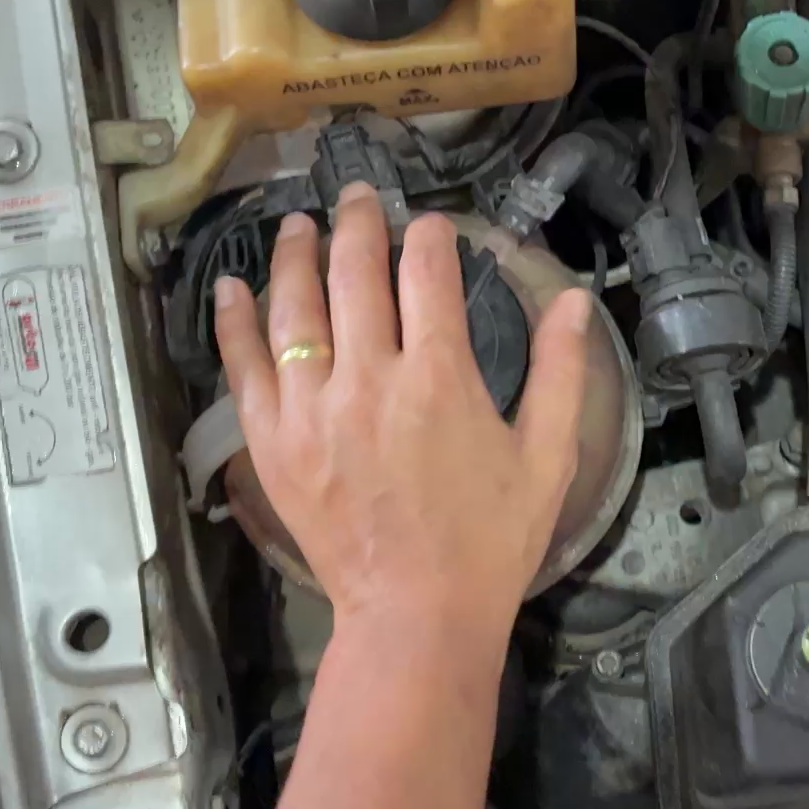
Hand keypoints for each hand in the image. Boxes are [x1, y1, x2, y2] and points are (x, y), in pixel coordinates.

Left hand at [212, 182, 591, 656]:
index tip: (435, 225)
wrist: (418, 613)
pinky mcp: (274, 442)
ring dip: (299, 254)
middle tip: (362, 195)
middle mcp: (368, 377)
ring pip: (293, 307)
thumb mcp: (549, 457)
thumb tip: (574, 302)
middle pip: (354, 274)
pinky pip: (244, 366)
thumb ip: (560, 372)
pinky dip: (236, 321)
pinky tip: (234, 288)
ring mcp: (310, 409)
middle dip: (361, 224)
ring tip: (303, 222)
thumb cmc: (493, 538)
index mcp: (439, 376)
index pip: (427, 275)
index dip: (431, 238)